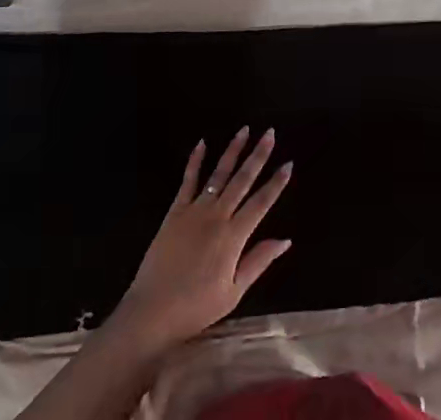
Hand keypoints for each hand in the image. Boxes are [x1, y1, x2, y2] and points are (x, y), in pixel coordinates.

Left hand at [110, 127, 293, 349]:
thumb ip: (258, 261)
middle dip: (258, 155)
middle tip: (269, 133)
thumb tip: (285, 239)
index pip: (261, 203)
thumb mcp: (234, 291)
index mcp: (233, 237)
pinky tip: (202, 144)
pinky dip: (195, 161)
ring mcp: (194, 210)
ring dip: (232, 151)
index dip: (276, 183)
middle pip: (242, 180)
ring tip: (244, 131)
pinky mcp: (175, 211)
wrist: (152, 310)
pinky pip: (187, 181)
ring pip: (218, 174)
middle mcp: (216, 217)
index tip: (288, 163)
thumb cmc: (196, 306)